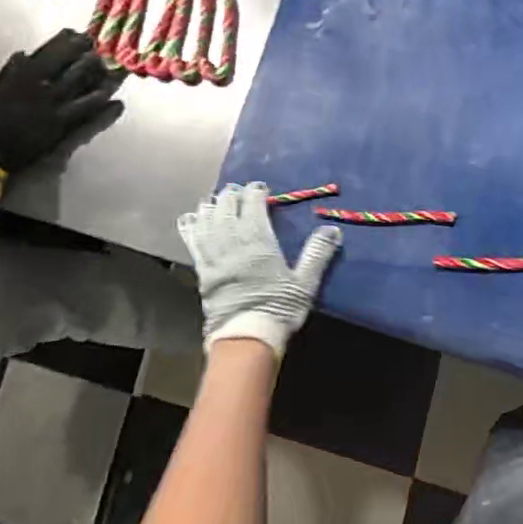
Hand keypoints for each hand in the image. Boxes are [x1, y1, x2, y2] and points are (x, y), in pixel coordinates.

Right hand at [0, 30, 122, 177]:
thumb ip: (10, 73)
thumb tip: (23, 56)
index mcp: (21, 74)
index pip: (47, 53)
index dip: (63, 42)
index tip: (74, 33)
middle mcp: (38, 85)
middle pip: (66, 64)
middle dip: (81, 52)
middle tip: (95, 44)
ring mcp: (50, 105)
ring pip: (77, 83)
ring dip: (92, 72)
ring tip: (105, 64)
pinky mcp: (59, 125)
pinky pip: (83, 112)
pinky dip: (98, 105)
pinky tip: (114, 102)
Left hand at [177, 182, 340, 355]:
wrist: (246, 335)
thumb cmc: (279, 308)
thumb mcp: (305, 282)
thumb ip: (317, 253)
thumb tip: (333, 228)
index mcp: (259, 240)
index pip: (253, 204)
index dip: (255, 192)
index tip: (260, 188)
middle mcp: (233, 241)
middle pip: (227, 207)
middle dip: (232, 195)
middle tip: (237, 191)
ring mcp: (214, 255)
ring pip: (208, 220)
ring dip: (211, 206)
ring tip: (215, 200)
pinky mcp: (202, 270)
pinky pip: (192, 241)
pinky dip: (191, 226)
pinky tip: (190, 218)